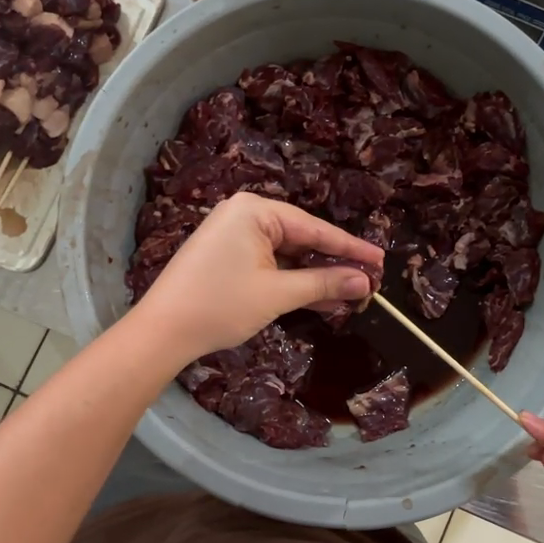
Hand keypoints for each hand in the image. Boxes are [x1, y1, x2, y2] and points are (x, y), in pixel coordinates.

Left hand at [134, 192, 384, 359]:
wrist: (162, 331)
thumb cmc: (220, 305)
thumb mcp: (278, 294)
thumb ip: (324, 283)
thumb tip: (364, 282)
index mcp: (254, 210)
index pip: (315, 229)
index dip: (351, 248)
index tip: (381, 261)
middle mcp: (244, 215)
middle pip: (302, 239)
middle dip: (334, 264)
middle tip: (369, 282)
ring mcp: (234, 236)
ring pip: (288, 255)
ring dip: (316, 277)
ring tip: (351, 296)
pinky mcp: (227, 258)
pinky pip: (270, 265)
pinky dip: (292, 282)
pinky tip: (321, 299)